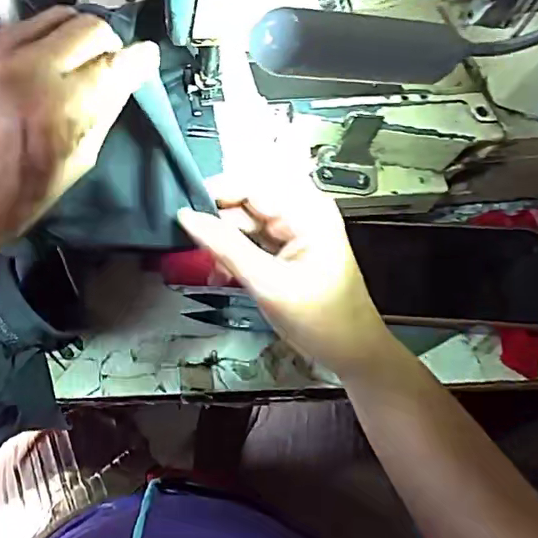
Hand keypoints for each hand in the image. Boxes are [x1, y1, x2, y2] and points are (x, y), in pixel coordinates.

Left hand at [0, 6, 158, 262]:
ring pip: (59, 15)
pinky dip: (44, 40)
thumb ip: (104, 112)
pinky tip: (41, 65)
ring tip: (76, 62)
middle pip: (91, 27)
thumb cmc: (12, 200)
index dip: (138, 60)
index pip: (115, 63)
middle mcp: (26, 69)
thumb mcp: (75, 164)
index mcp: (57, 108)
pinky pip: (26, 25)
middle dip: (109, 45)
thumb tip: (128, 76)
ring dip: (78, 35)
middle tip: (108, 66)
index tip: (145, 60)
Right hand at [177, 172, 396, 377]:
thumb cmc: (324, 321)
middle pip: (244, 199)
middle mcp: (301, 209)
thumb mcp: (268, 284)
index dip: (214, 193)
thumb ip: (225, 246)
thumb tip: (187, 217)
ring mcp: (294, 226)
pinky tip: (224, 272)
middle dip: (217, 222)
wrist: (353, 353)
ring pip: (242, 218)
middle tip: (198, 248)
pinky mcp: (286, 242)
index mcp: (306, 210)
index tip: (184, 212)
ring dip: (223, 241)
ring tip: (214, 268)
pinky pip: (249, 235)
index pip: (250, 183)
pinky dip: (233, 252)